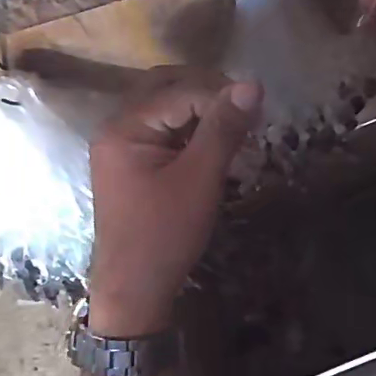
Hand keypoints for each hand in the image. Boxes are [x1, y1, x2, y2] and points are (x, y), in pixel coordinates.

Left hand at [86, 68, 262, 337]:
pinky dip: (190, 132)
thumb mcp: (200, 178)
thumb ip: (224, 129)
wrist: (135, 291)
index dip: (220, 94)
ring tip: (236, 124)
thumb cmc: (165, 234)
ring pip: (164, 110)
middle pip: (164, 89)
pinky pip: (162, 134)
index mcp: (124, 128)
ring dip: (200, 110)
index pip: (179, 91)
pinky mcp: (131, 167)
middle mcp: (116, 130)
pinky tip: (215, 144)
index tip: (258, 107)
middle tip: (245, 106)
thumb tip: (252, 85)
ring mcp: (121, 149)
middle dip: (207, 92)